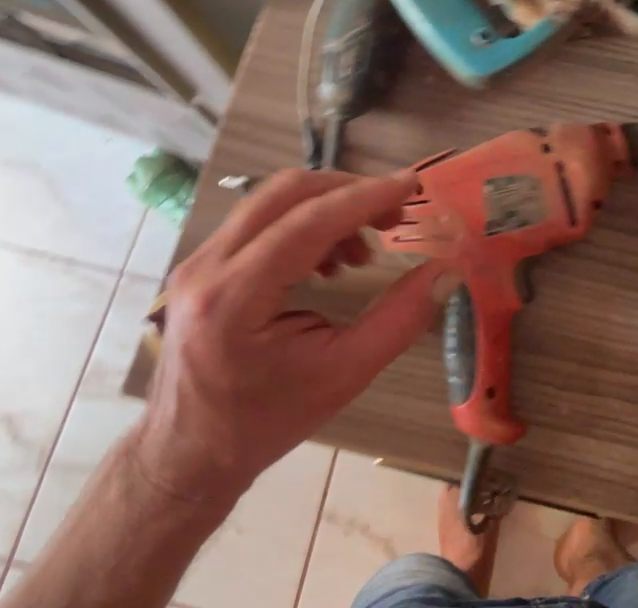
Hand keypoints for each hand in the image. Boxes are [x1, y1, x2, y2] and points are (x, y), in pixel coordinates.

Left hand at [133, 170, 449, 501]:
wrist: (191, 452)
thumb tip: (446, 272)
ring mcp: (197, 260)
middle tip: (394, 215)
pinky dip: (304, 224)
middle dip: (348, 192)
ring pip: (271, 200)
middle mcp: (207, 266)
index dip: (364, 198)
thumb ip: (399, 319)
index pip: (307, 223)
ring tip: (362, 253)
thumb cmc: (268, 422)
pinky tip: (330, 261)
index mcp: (234, 299)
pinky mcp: (201, 263)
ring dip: (328, 208)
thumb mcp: (343, 375)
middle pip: (285, 193)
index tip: (411, 186)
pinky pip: (260, 220)